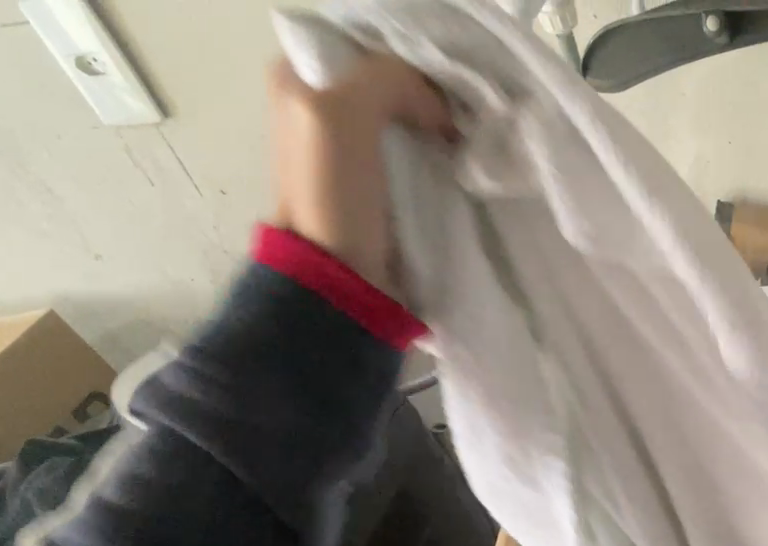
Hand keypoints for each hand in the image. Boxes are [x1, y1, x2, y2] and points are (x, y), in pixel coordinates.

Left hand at [267, 52, 455, 295]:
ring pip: (410, 117)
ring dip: (441, 126)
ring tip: (468, 138)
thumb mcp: (342, 113)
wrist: (343, 278)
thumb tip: (441, 109)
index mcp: (299, 79)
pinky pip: (419, 154)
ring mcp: (357, 151)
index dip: (407, 58)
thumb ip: (389, 81)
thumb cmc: (332, 195)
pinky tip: (461, 162)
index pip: (365, 45)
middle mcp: (324, 108)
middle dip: (430, 94)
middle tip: (463, 113)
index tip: (444, 84)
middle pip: (391, 82)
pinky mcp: (385, 188)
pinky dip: (442, 155)